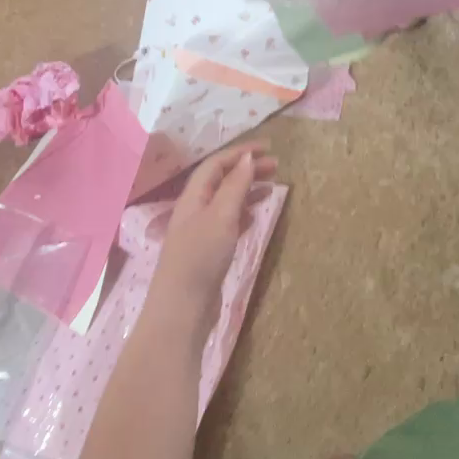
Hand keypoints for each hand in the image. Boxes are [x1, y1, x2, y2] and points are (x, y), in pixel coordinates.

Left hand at [160, 141, 278, 298]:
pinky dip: (244, 211)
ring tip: (272, 187)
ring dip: (248, 189)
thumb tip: (247, 158)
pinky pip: (229, 220)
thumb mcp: (222, 216)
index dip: (241, 153)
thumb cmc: (201, 257)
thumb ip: (235, 186)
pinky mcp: (208, 251)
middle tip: (277, 166)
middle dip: (247, 169)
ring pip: (226, 200)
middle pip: (221, 180)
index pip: (216, 164)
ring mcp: (200, 231)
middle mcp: (194, 210)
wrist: (182, 310)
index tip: (269, 148)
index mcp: (193, 198)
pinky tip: (255, 215)